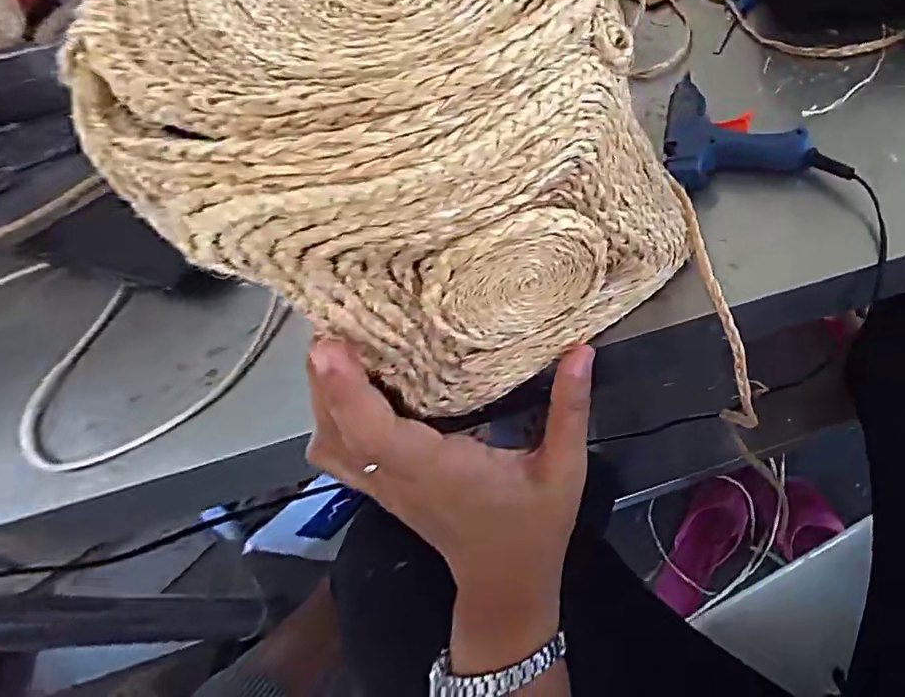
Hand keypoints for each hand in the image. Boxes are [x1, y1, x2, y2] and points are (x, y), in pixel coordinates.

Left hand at [305, 337, 591, 644]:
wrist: (506, 582)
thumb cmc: (536, 525)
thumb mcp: (565, 465)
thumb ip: (570, 408)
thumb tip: (580, 350)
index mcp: (439, 471)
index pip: (378, 433)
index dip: (348, 390)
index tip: (330, 346)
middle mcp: (400, 480)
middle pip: (338, 435)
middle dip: (324, 381)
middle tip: (333, 322)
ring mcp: (387, 489)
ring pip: (331, 446)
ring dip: (324, 398)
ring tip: (338, 346)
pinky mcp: (388, 489)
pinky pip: (343, 454)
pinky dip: (334, 418)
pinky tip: (352, 390)